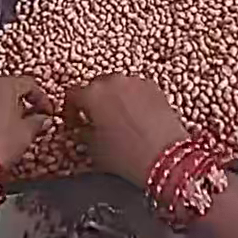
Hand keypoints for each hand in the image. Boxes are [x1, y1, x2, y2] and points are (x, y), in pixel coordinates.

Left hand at [0, 76, 46, 171]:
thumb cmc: (0, 143)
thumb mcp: (26, 133)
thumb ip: (37, 121)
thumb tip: (44, 118)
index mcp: (4, 84)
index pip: (29, 84)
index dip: (42, 98)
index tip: (49, 112)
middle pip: (9, 88)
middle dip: (22, 102)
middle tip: (33, 117)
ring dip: (6, 109)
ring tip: (15, 126)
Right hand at [68, 73, 190, 186]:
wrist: (165, 157)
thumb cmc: (128, 156)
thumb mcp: (94, 148)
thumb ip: (83, 132)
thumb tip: (82, 127)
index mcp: (93, 94)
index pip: (72, 95)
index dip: (71, 110)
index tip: (74, 121)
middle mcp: (113, 81)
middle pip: (95, 86)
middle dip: (93, 102)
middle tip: (95, 121)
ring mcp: (135, 81)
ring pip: (117, 86)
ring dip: (114, 98)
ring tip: (118, 120)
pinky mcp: (153, 86)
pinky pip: (135, 89)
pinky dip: (132, 98)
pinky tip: (136, 117)